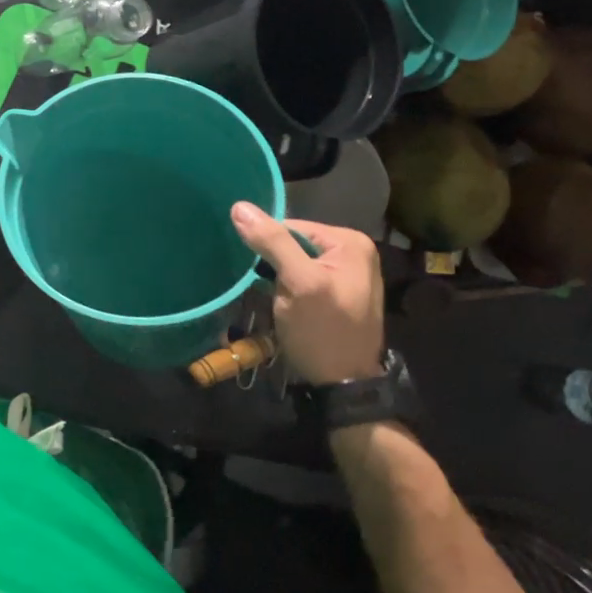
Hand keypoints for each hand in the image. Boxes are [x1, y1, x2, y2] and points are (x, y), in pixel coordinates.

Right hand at [232, 206, 384, 385]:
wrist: (343, 387)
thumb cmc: (323, 332)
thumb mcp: (298, 283)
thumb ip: (272, 242)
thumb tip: (238, 205)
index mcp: (350, 241)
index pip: (290, 226)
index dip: (268, 246)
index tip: (258, 272)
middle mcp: (352, 251)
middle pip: (292, 243)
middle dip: (272, 263)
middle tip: (264, 288)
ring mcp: (345, 274)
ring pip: (292, 262)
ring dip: (276, 277)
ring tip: (270, 297)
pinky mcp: (334, 294)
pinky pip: (300, 278)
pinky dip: (284, 288)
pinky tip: (281, 304)